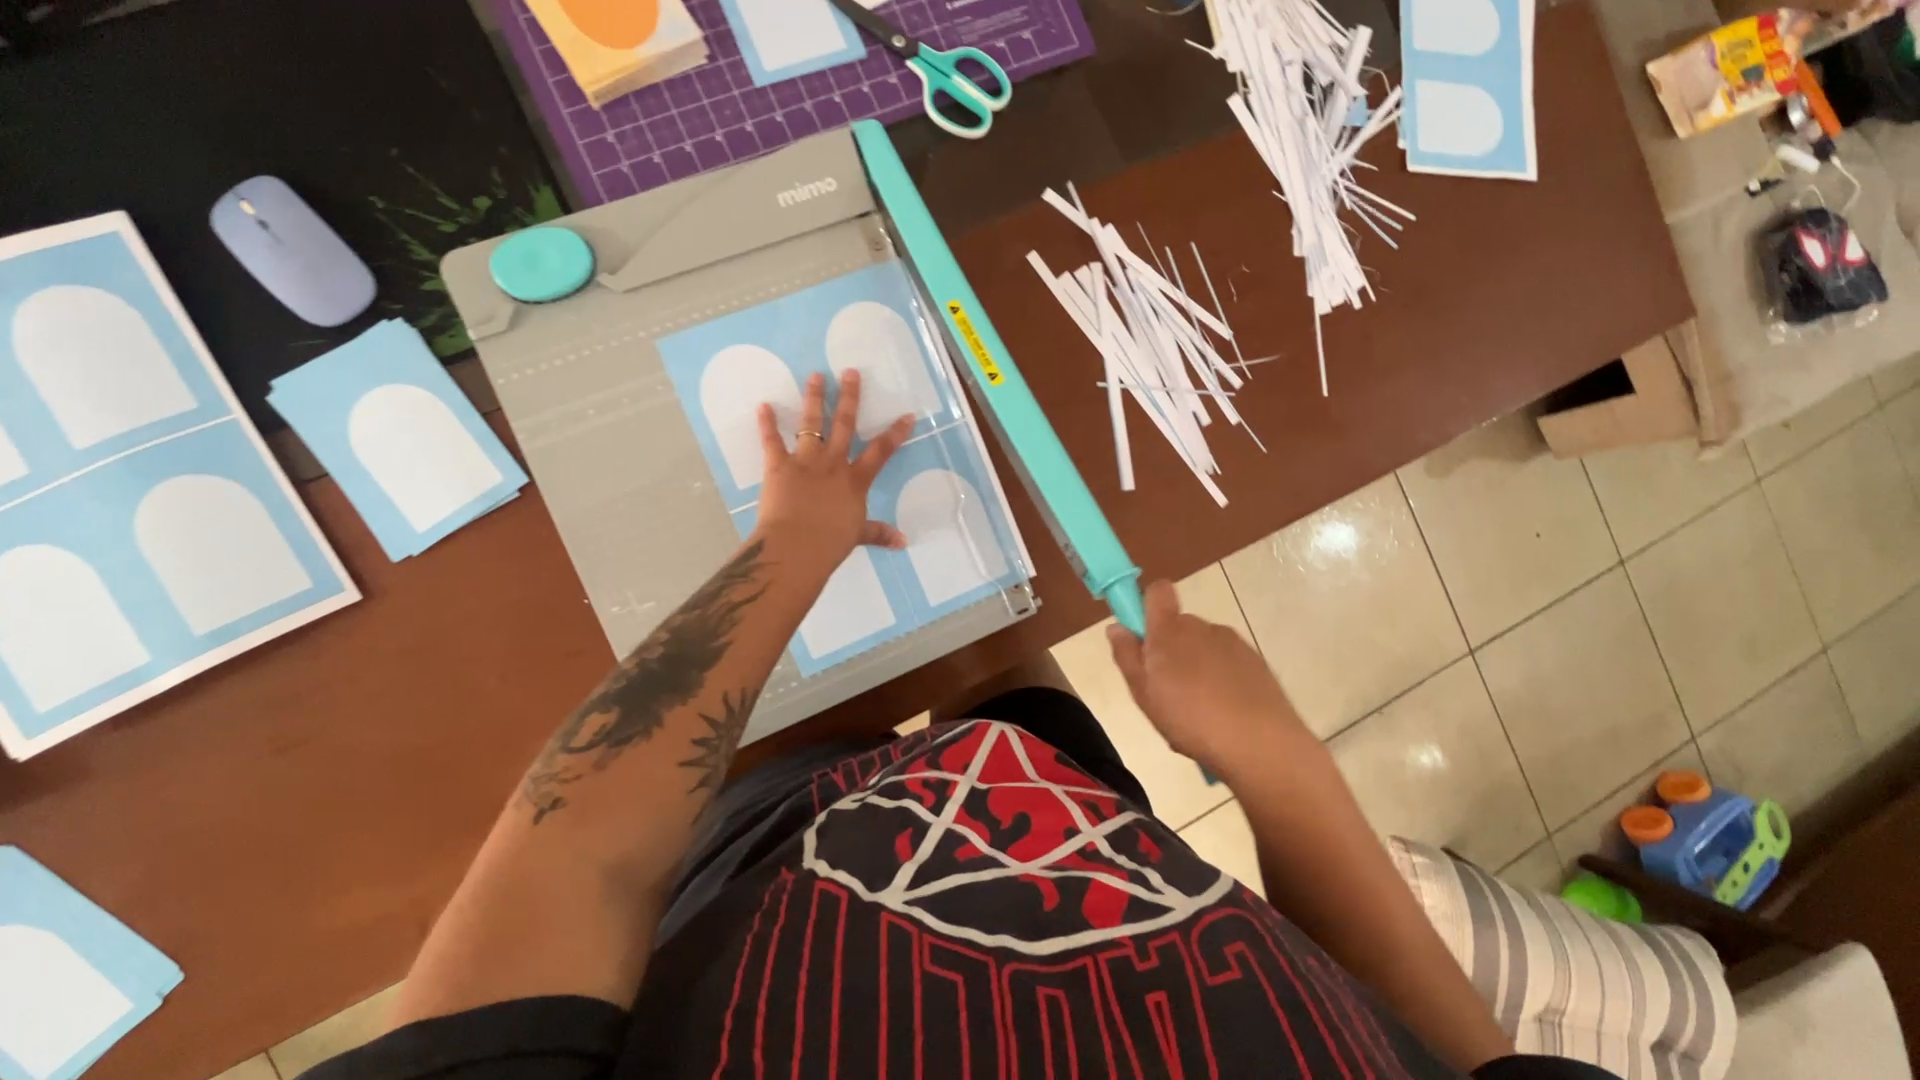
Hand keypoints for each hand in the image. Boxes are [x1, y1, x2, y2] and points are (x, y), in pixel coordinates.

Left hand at [753, 369, 913, 575]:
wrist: (796, 546)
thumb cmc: (830, 544)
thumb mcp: (857, 536)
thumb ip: (878, 532)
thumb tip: (903, 541)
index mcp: (855, 481)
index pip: (880, 452)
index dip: (895, 434)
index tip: (907, 415)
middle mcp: (833, 464)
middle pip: (844, 425)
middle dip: (849, 397)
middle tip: (850, 372)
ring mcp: (805, 462)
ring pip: (812, 424)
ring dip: (813, 399)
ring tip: (815, 376)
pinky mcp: (779, 466)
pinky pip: (772, 441)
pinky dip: (766, 424)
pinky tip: (763, 406)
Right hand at [1106, 580, 1309, 776]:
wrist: (1260, 742)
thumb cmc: (1190, 719)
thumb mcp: (1144, 694)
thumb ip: (1127, 656)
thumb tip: (1116, 626)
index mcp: (1169, 630)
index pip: (1157, 592)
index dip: (1148, 606)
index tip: (1142, 637)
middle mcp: (1202, 627)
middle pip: (1179, 625)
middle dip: (1170, 649)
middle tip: (1166, 689)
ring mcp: (1233, 642)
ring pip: (1204, 646)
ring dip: (1197, 666)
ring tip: (1198, 709)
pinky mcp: (1256, 661)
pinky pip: (1228, 662)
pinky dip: (1222, 678)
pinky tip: (1223, 712)